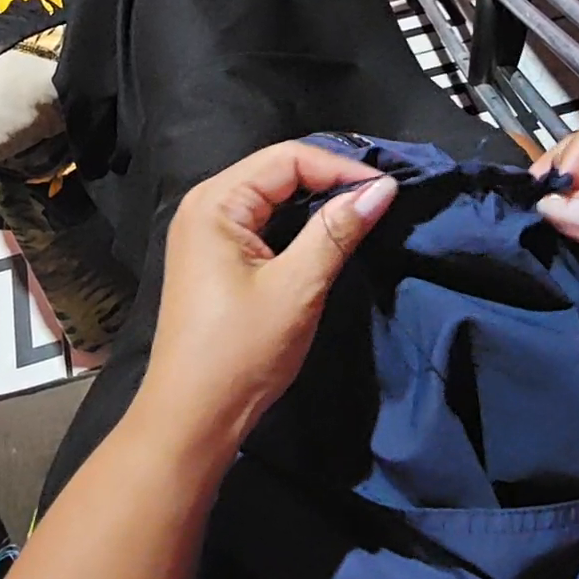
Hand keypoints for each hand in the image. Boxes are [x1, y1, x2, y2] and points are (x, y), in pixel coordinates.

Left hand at [136, 142, 398, 449]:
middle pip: (277, 169)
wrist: (192, 420)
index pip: (287, 158)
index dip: (339, 167)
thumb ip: (337, 231)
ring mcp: (206, 230)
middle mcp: (205, 204)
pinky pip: (262, 219)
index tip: (386, 188)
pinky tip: (327, 231)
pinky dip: (297, 221)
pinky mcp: (214, 255)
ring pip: (271, 194)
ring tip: (363, 209)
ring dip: (316, 198)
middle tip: (379, 196)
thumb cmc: (240, 351)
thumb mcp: (296, 288)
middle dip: (329, 177)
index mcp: (215, 202)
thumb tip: (382, 188)